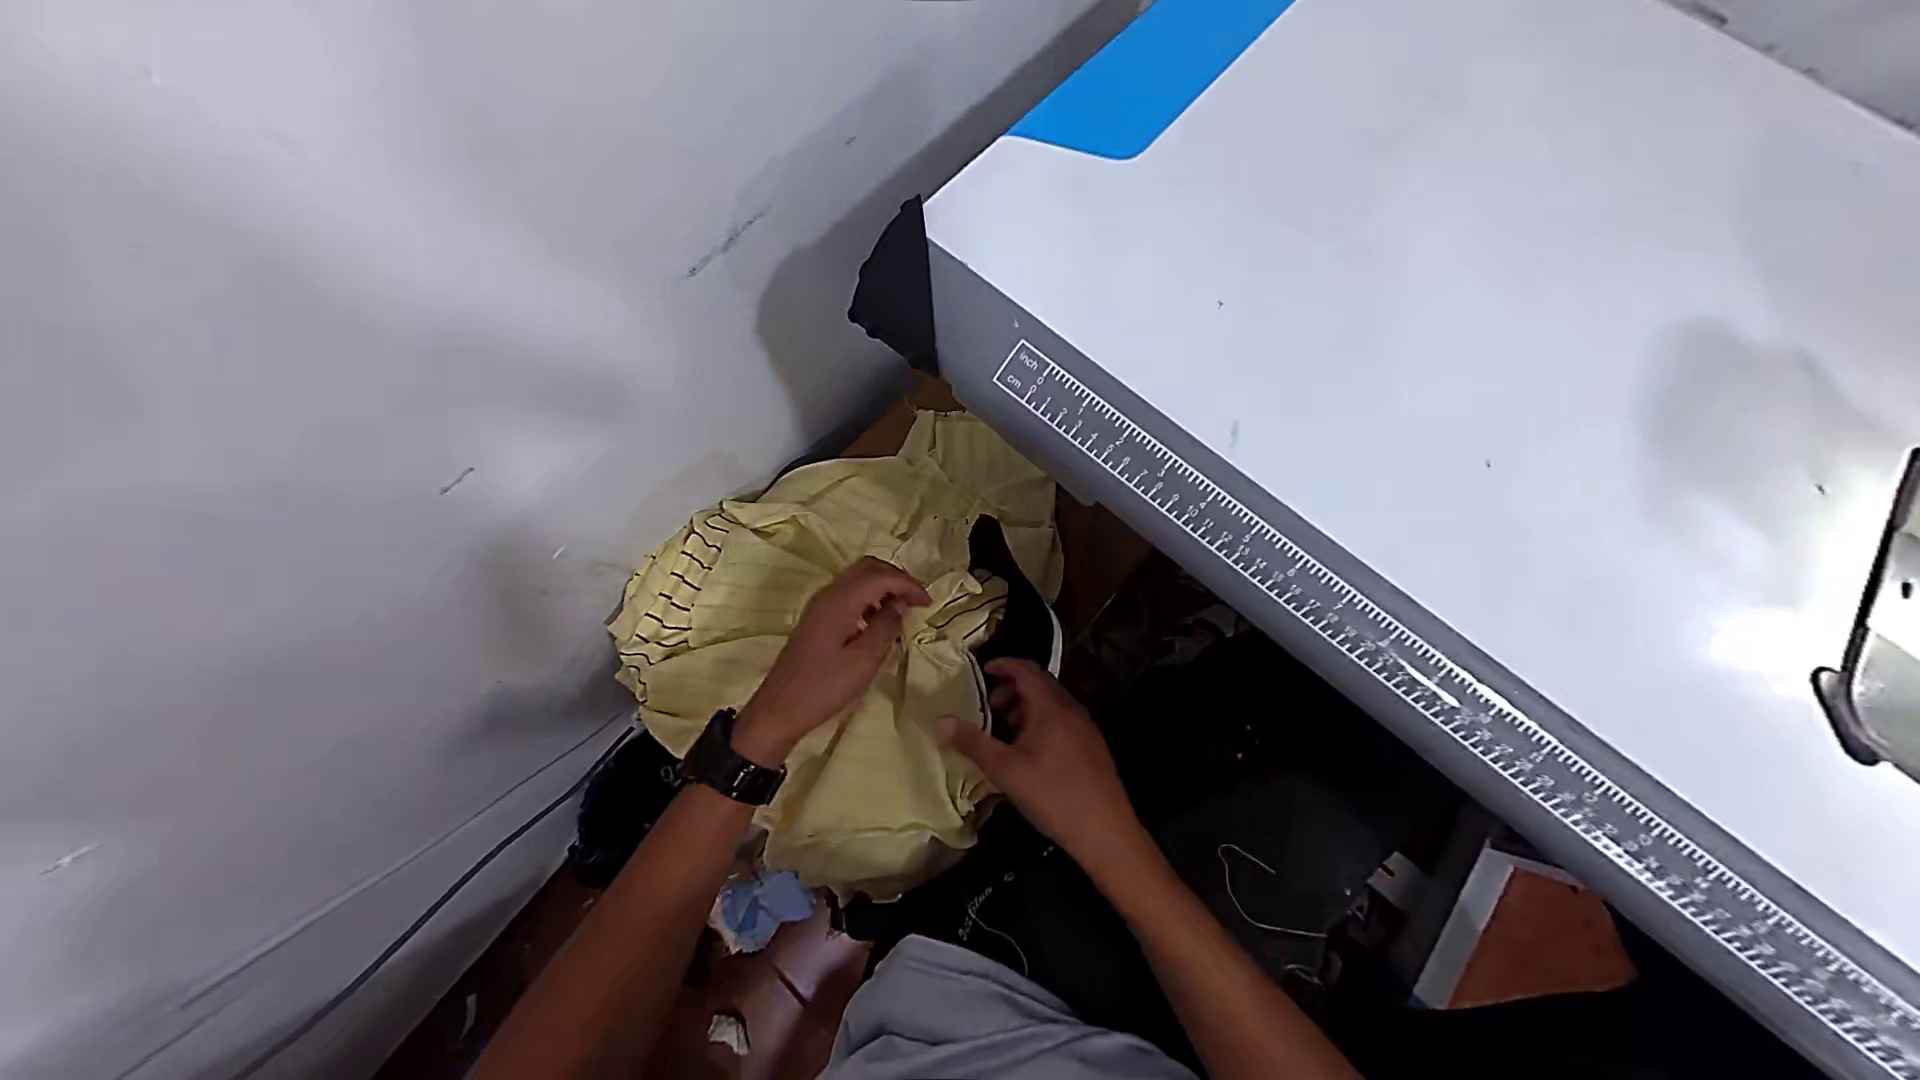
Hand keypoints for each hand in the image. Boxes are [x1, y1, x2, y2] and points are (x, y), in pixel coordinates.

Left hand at [734, 556, 930, 765]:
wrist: (779, 709)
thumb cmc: (824, 687)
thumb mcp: (864, 660)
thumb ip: (885, 627)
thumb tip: (900, 605)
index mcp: (840, 600)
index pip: (882, 577)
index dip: (908, 585)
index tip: (928, 603)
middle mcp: (829, 594)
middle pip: (868, 567)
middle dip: (896, 578)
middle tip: (916, 601)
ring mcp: (821, 605)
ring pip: (858, 579)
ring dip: (882, 587)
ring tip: (902, 611)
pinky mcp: (818, 618)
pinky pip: (849, 595)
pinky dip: (869, 599)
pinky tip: (878, 622)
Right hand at [939, 658, 1148, 871]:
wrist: (1106, 832)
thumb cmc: (1053, 795)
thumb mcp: (1006, 770)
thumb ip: (973, 743)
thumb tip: (942, 721)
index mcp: (1052, 707)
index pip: (1027, 670)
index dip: (1004, 665)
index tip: (983, 671)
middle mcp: (1072, 710)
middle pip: (1039, 685)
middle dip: (1011, 690)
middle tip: (990, 709)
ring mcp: (1085, 728)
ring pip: (1051, 704)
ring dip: (1025, 709)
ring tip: (1005, 734)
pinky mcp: (1091, 747)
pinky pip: (1061, 721)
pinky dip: (1040, 723)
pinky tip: (1029, 753)